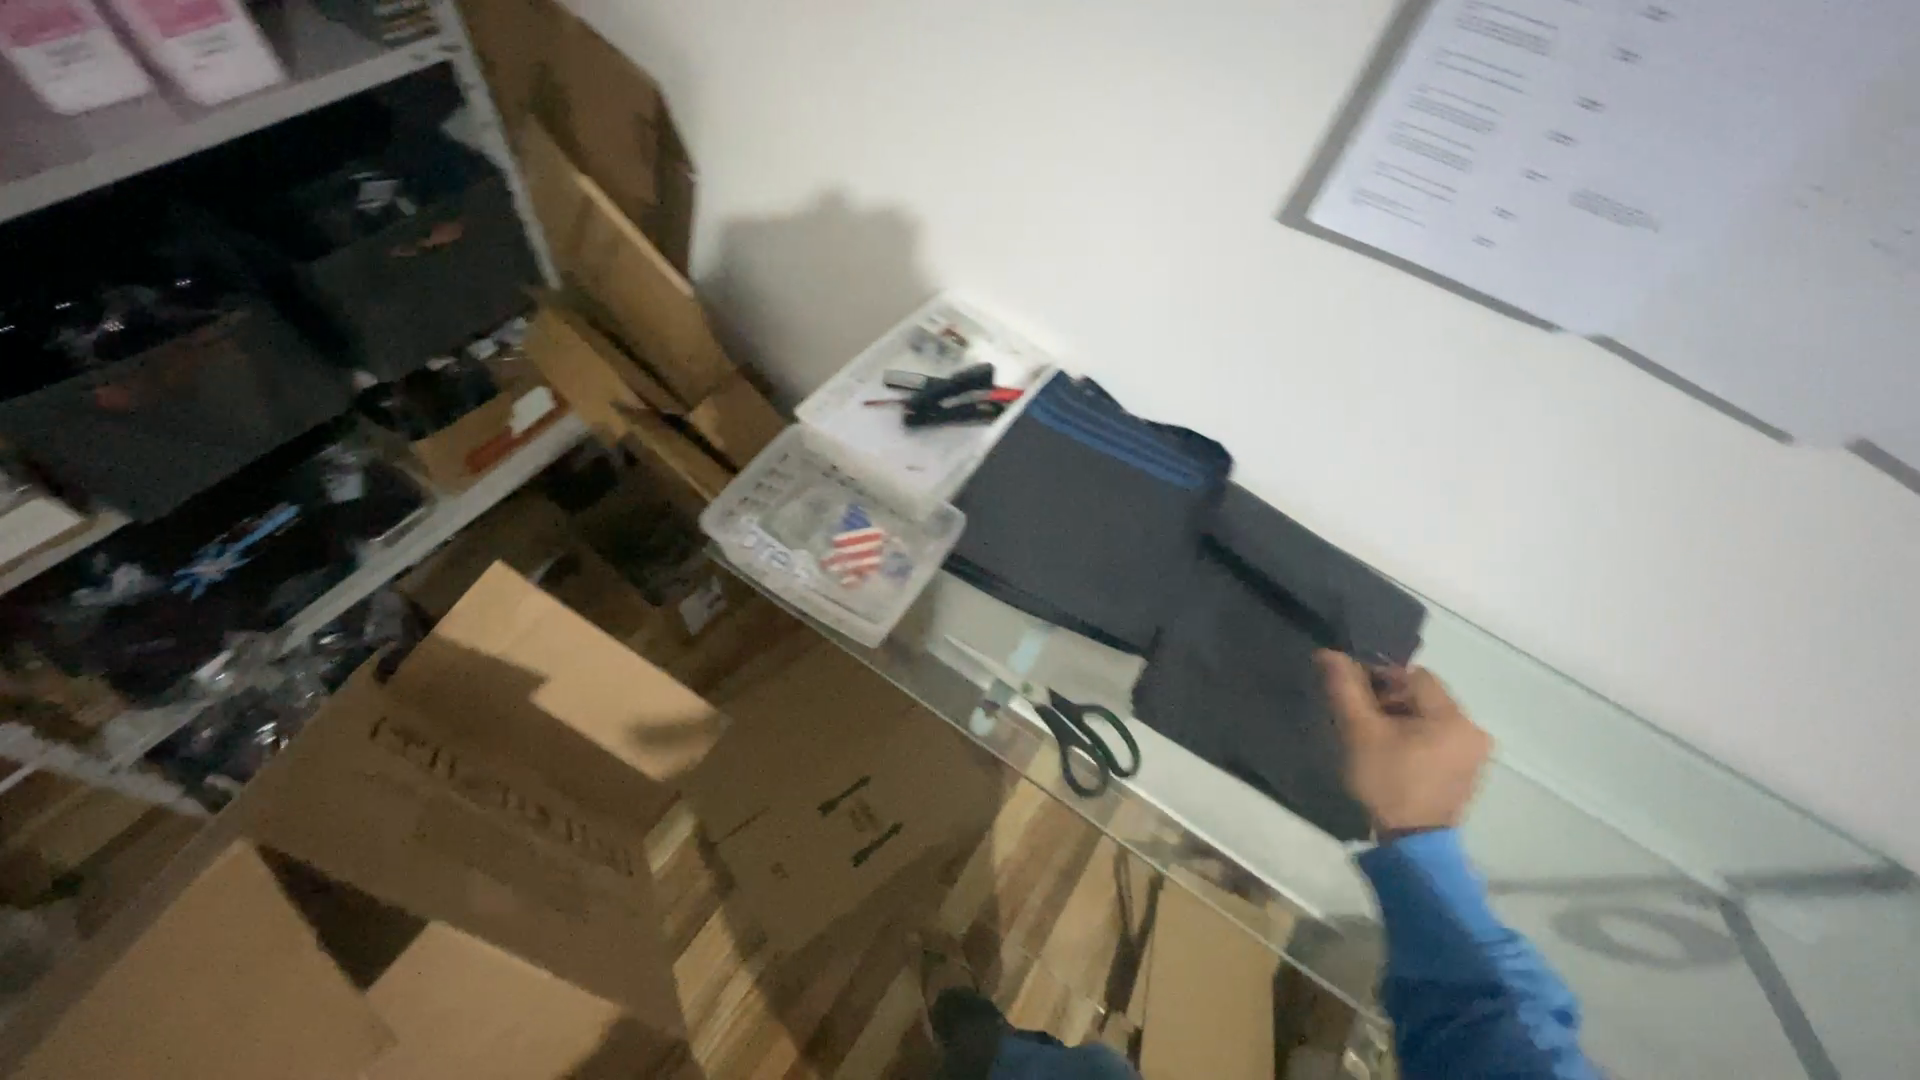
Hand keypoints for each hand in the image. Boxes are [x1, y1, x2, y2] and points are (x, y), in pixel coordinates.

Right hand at [1316, 650, 1491, 833]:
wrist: (1411, 842)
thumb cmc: (1387, 781)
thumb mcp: (1359, 732)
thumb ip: (1345, 688)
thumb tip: (1329, 653)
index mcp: (1454, 717)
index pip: (1414, 675)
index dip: (1381, 678)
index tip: (1356, 697)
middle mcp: (1474, 730)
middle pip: (1425, 696)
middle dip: (1391, 700)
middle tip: (1362, 718)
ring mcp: (1476, 753)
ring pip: (1432, 717)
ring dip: (1403, 718)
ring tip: (1376, 738)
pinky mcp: (1469, 771)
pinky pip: (1440, 737)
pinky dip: (1417, 737)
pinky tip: (1395, 754)